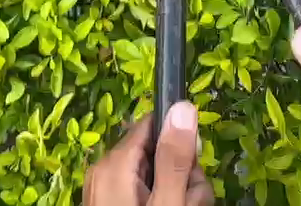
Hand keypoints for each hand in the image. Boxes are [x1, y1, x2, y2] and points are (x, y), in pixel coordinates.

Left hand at [84, 100, 214, 205]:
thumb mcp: (166, 203)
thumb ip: (174, 158)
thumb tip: (183, 105)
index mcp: (114, 163)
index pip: (157, 123)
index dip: (181, 142)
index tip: (192, 167)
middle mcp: (107, 169)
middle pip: (162, 151)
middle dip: (184, 176)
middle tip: (188, 203)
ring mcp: (108, 191)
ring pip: (160, 173)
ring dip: (180, 192)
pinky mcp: (114, 204)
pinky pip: (148, 191)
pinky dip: (165, 200)